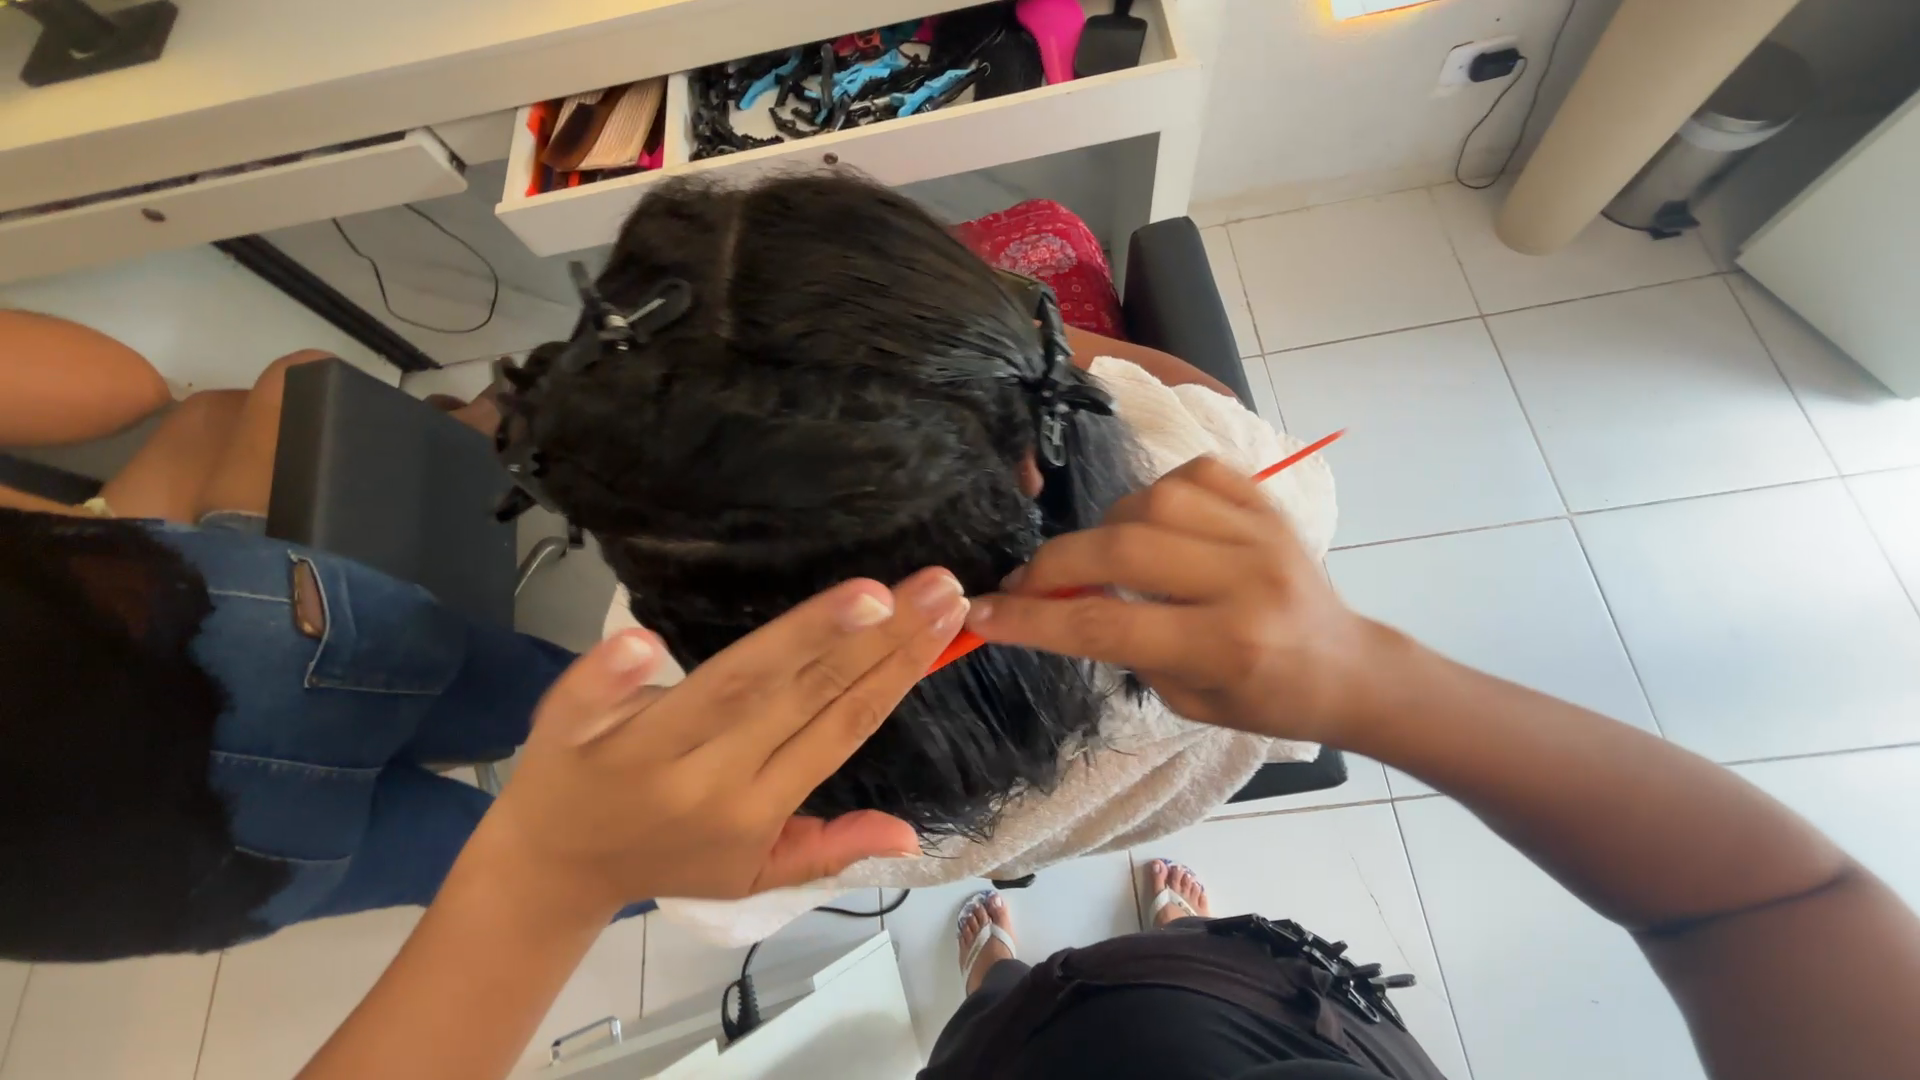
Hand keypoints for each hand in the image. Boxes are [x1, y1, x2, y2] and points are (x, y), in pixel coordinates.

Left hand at [480, 568, 968, 914]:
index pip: (844, 727)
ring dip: (802, 636)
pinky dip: (615, 674)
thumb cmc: (668, 858)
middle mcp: (710, 776)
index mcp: (758, 806)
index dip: (897, 672)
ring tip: (870, 592)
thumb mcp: (755, 875)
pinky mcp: (572, 729)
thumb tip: (911, 832)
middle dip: (879, 637)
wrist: (550, 870)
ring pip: (731, 685)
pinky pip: (592, 700)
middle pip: (806, 695)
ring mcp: (641, 752)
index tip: (946, 619)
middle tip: (937, 586)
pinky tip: (646, 640)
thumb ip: (831, 848)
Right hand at [964, 456, 1379, 743]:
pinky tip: (1153, 523)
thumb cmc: (1260, 698)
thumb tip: (1058, 601)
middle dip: (1055, 565)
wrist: (1345, 666)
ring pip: (1152, 501)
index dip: (1032, 620)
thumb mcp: (1183, 697)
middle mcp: (1246, 581)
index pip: (1106, 626)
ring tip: (1104, 556)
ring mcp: (1261, 532)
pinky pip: (1192, 473)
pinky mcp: (1268, 503)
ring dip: (1106, 528)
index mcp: (1226, 646)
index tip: (981, 615)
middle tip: (1028, 583)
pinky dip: (1155, 494)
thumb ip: (1121, 645)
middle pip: (1122, 550)